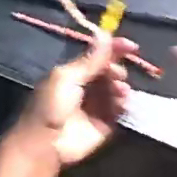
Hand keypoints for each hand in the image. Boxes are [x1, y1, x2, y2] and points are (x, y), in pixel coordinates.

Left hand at [12, 0, 137, 165]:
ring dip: (121, 86)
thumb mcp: (67, 77)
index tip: (132, 46)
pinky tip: (122, 102)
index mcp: (72, 72)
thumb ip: (90, 60)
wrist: (45, 142)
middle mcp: (85, 87)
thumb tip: (105, 34)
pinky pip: (119, 110)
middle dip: (116, 69)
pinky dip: (123, 103)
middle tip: (117, 74)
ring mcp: (95, 106)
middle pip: (109, 72)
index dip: (113, 49)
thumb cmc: (50, 104)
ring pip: (116, 90)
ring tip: (119, 90)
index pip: (96, 56)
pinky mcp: (104, 124)